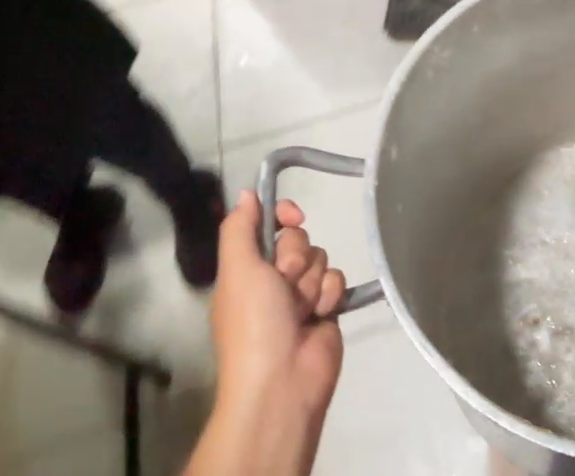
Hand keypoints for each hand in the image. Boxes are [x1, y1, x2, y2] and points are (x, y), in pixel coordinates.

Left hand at [210, 192, 347, 421]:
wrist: (283, 381)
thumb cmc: (253, 323)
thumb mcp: (237, 270)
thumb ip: (239, 228)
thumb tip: (248, 193)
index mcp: (245, 269)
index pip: (267, 223)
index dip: (282, 214)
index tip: (293, 216)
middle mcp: (272, 279)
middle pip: (298, 239)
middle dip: (296, 257)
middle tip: (284, 283)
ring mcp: (301, 294)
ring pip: (320, 257)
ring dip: (312, 281)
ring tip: (302, 309)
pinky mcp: (327, 308)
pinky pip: (337, 279)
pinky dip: (330, 294)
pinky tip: (321, 313)